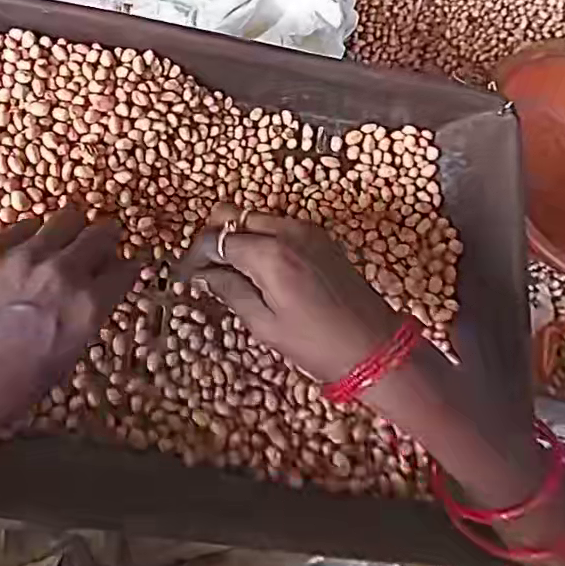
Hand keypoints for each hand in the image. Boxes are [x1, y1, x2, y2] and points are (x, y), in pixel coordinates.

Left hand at [0, 208, 140, 458]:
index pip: (127, 268)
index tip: (123, 268)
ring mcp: (25, 255)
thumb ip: (91, 310)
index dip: (127, 268)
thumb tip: (100, 282)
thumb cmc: (18, 384)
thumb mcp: (70, 352)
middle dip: (106, 242)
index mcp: (87, 306)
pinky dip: (35, 237)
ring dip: (73, 232)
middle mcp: (62, 273)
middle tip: (99, 251)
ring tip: (64, 248)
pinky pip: (28, 226)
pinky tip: (29, 255)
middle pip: (102, 233)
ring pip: (68, 217)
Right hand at [174, 206, 402, 384]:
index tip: (186, 274)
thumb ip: (229, 289)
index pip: (215, 239)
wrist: (378, 348)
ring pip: (255, 218)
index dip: (195, 256)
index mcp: (269, 254)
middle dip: (214, 240)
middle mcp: (287, 231)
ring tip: (230, 272)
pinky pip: (278, 226)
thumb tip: (203, 274)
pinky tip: (257, 269)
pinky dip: (260, 239)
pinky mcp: (320, 238)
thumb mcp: (264, 323)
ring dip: (237, 238)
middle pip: (233, 217)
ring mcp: (307, 231)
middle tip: (205, 270)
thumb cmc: (317, 344)